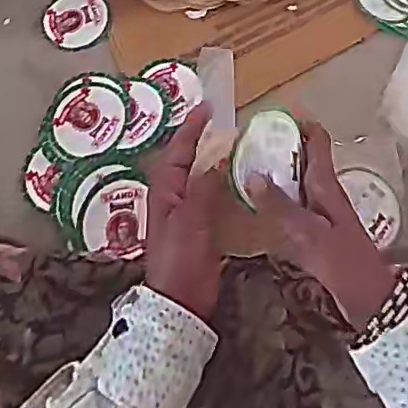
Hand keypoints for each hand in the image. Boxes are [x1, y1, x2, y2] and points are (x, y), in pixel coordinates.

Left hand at [140, 105, 222, 322]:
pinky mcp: (203, 225)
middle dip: (201, 139)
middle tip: (220, 121)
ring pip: (202, 176)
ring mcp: (188, 211)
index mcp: (165, 190)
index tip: (207, 107)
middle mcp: (174, 196)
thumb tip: (220, 159)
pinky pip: (214, 195)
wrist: (181, 300)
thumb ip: (205, 187)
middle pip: (187, 159)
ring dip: (215, 159)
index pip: (178, 150)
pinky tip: (242, 179)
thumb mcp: (191, 219)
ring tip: (234, 142)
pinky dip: (226, 182)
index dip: (191, 128)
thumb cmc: (179, 257)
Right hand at [245, 120, 396, 328]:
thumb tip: (254, 174)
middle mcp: (325, 193)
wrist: (368, 297)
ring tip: (249, 168)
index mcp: (326, 185)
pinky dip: (280, 200)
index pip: (317, 142)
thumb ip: (281, 206)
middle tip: (251, 143)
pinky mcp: (319, 231)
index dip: (300, 124)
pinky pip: (296, 205)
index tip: (274, 117)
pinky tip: (261, 208)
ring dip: (280, 173)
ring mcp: (323, 212)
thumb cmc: (343, 262)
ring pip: (299, 182)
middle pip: (305, 160)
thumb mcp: (308, 233)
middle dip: (282, 148)